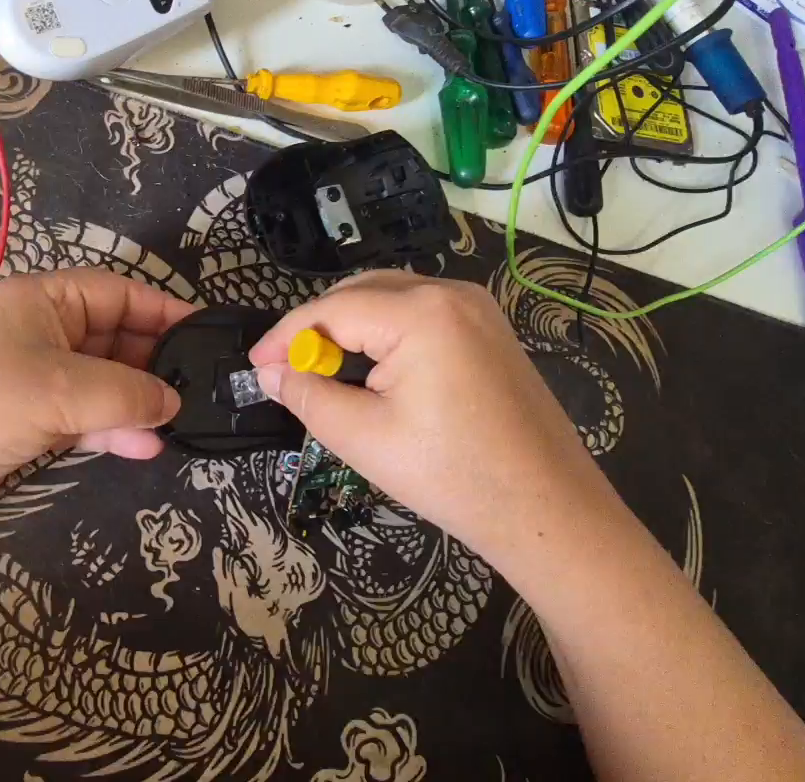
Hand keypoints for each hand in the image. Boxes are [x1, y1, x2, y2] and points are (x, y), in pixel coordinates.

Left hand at [0, 267, 193, 522]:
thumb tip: (173, 403)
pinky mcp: (33, 417)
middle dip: (155, 360)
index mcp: (43, 300)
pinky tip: (146, 446)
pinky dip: (113, 428)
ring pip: (103, 380)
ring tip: (181, 419)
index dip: (163, 309)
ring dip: (137, 400)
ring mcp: (38, 375)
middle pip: (114, 336)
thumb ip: (125, 394)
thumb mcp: (58, 393)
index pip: (118, 292)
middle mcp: (43, 330)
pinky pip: (86, 415)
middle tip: (200, 383)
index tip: (206, 332)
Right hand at [248, 271, 625, 573]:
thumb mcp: (364, 438)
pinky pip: (421, 313)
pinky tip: (373, 367)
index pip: (331, 309)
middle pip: (361, 292)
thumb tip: (271, 372)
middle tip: (287, 367)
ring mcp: (477, 308)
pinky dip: (385, 331)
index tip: (255, 365)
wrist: (549, 512)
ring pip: (390, 298)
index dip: (286, 335)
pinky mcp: (490, 329)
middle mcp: (451, 293)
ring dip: (350, 326)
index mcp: (421, 313)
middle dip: (317, 326)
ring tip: (322, 368)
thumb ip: (308, 395)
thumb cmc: (452, 476)